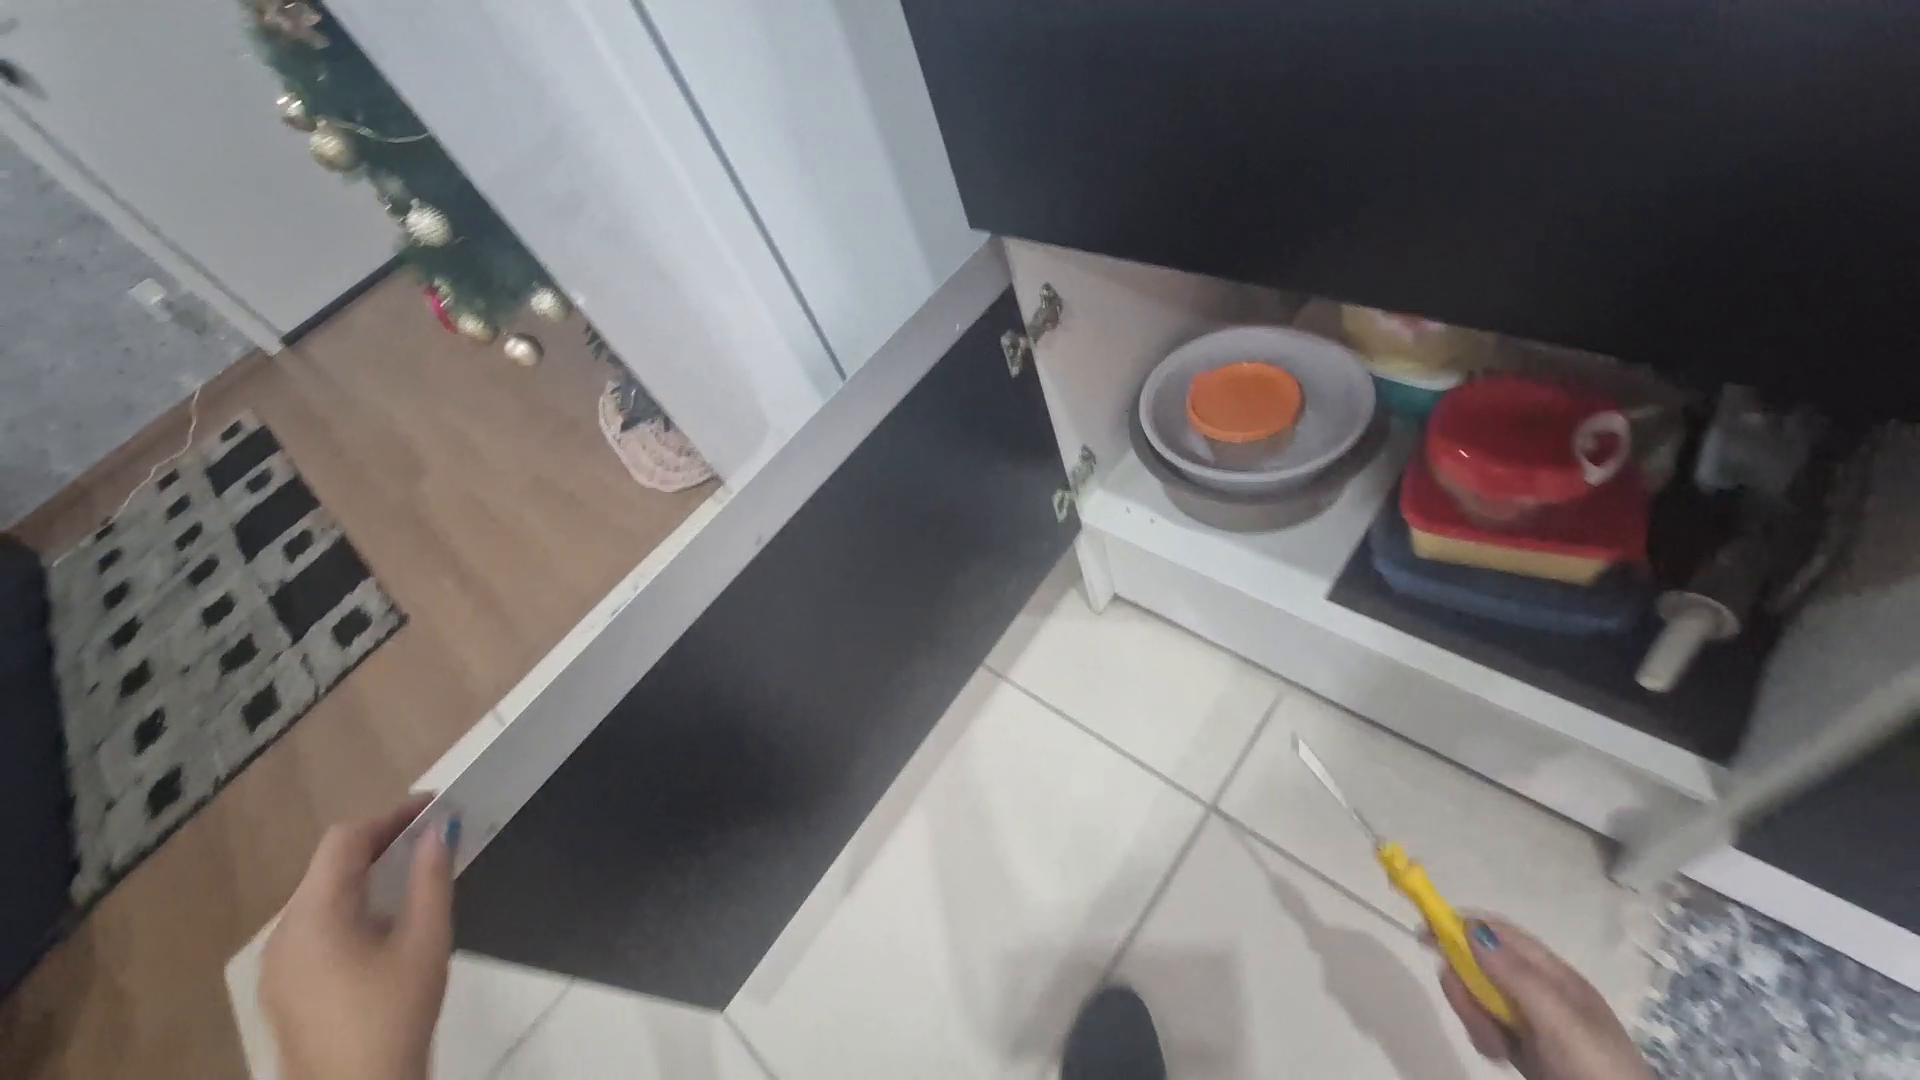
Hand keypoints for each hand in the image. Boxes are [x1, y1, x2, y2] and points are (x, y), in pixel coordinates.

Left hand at [262, 797, 458, 1079]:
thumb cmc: (394, 1011)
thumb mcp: (426, 939)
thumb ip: (431, 877)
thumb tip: (441, 827)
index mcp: (314, 916)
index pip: (344, 840)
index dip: (391, 815)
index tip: (436, 807)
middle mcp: (284, 933)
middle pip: (329, 866)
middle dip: (381, 842)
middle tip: (432, 835)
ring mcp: (279, 962)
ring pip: (322, 895)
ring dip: (367, 873)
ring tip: (416, 870)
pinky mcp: (285, 985)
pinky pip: (316, 924)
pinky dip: (352, 903)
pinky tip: (387, 919)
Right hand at [1431, 916, 1653, 1079]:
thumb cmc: (1594, 1067)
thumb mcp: (1557, 1018)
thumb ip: (1514, 973)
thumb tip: (1471, 925)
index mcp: (1553, 975)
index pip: (1499, 932)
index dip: (1460, 924)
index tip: (1425, 932)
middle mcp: (1539, 991)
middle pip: (1480, 964)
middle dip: (1465, 982)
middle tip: (1464, 1004)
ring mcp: (1531, 1021)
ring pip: (1479, 997)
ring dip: (1474, 1016)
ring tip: (1493, 1044)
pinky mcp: (1522, 1047)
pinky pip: (1486, 1027)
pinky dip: (1483, 1037)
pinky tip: (1499, 1055)